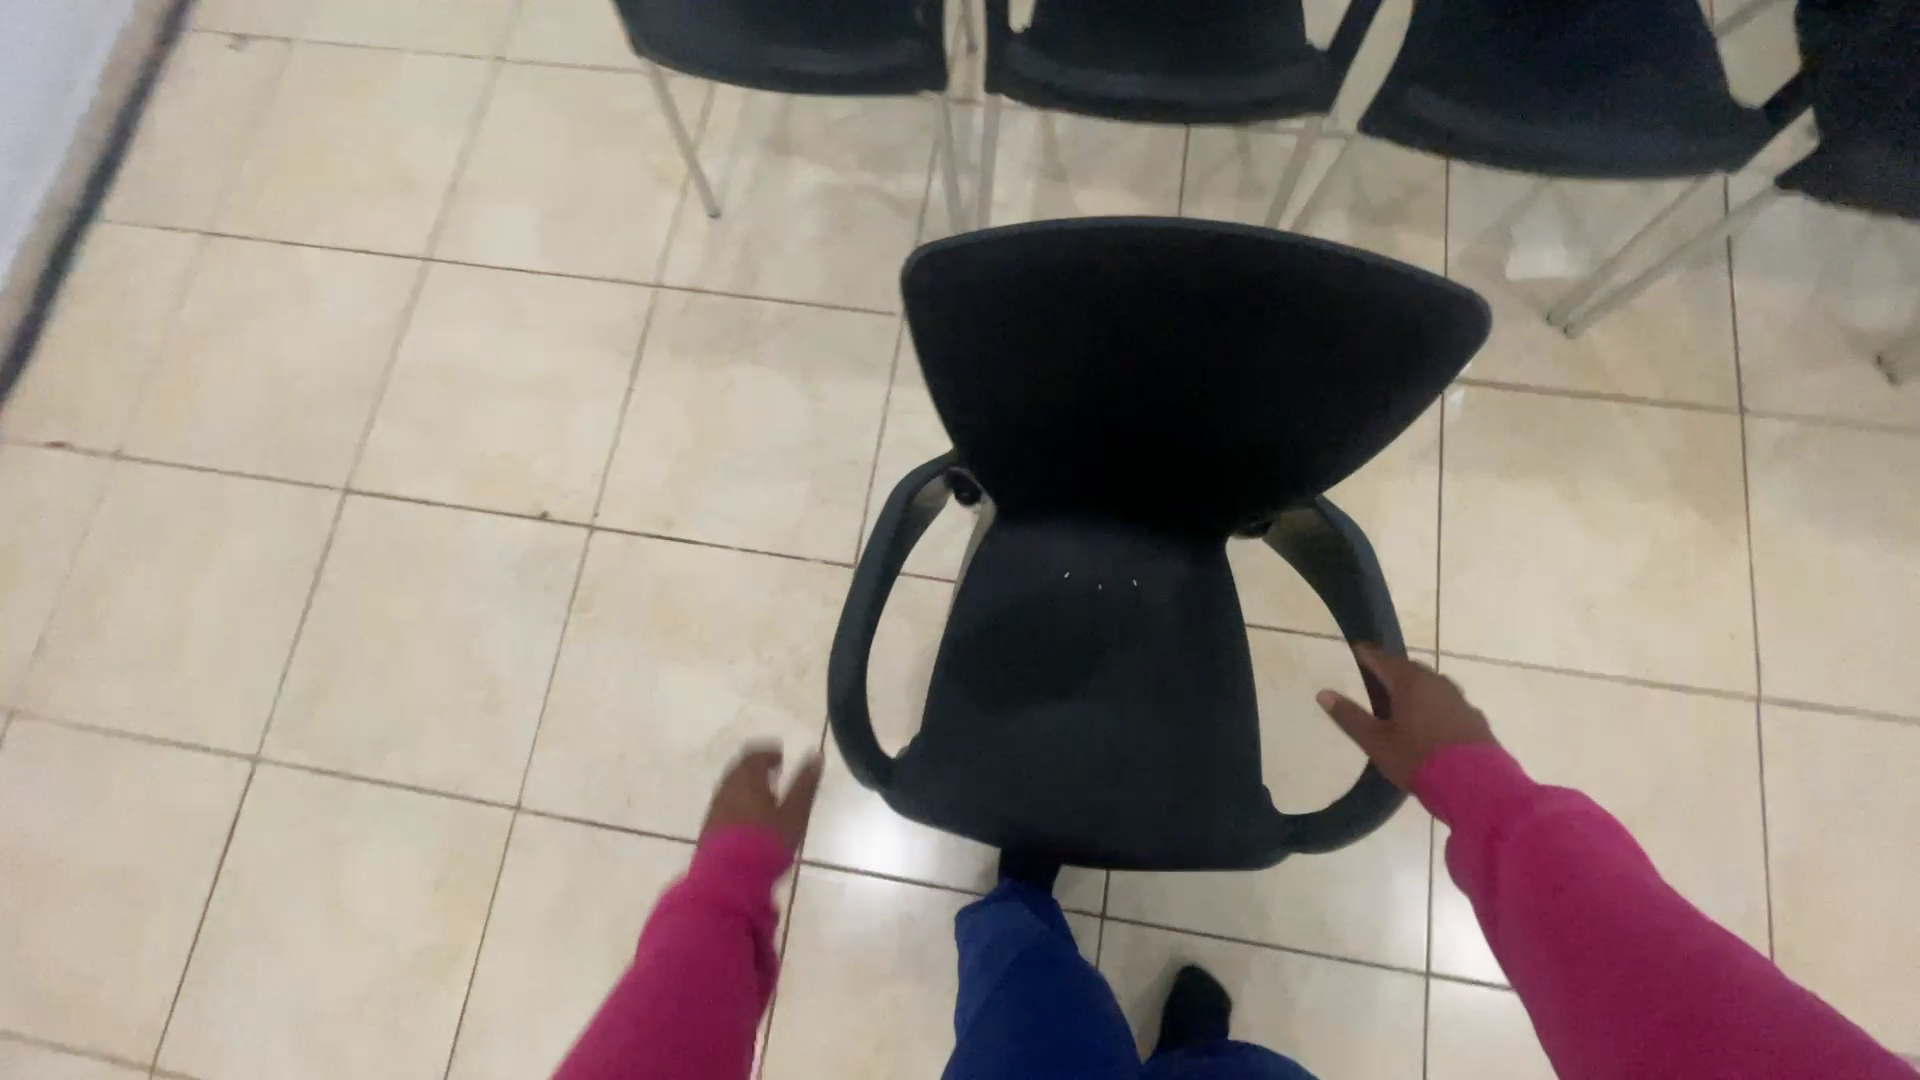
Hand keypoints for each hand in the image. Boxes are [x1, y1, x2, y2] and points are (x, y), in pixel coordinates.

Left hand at [701, 745, 824, 854]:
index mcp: (748, 780)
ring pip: (731, 786)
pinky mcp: (709, 828)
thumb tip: (817, 755)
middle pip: (739, 768)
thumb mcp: (794, 815)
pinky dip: (738, 800)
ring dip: (747, 784)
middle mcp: (727, 789)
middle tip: (773, 772)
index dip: (768, 753)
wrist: (727, 881)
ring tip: (764, 796)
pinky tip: (748, 817)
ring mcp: (715, 809)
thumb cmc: (766, 845)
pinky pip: (724, 803)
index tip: (780, 757)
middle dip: (756, 767)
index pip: (755, 756)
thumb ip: (805, 785)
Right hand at [1316, 645, 1496, 789]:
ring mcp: (1461, 701)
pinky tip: (1429, 725)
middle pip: (1409, 669)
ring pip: (1432, 686)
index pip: (1382, 659)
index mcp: (1410, 682)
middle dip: (1392, 671)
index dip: (1366, 654)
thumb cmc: (1418, 759)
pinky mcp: (1476, 720)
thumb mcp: (1375, 741)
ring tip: (1401, 703)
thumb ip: (1349, 716)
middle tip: (1374, 679)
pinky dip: (1434, 706)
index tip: (1355, 651)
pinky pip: (1448, 704)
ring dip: (1415, 689)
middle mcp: (1438, 683)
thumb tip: (1323, 693)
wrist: (1479, 789)